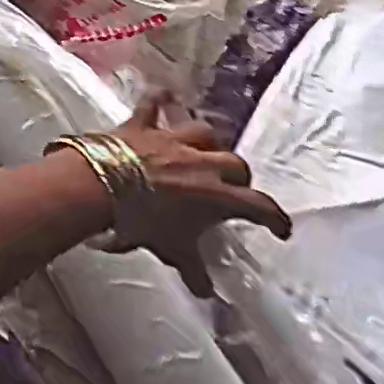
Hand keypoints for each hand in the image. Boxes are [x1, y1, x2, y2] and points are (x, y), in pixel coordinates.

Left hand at [109, 92, 289, 296]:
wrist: (102, 185)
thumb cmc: (142, 220)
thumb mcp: (172, 251)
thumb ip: (192, 269)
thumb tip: (205, 291)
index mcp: (216, 195)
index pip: (258, 206)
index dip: (274, 217)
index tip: (280, 227)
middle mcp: (201, 161)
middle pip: (234, 163)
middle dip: (238, 177)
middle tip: (233, 188)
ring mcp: (171, 138)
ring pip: (203, 132)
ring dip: (208, 141)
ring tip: (207, 149)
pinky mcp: (142, 124)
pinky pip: (153, 104)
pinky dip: (159, 99)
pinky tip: (165, 93)